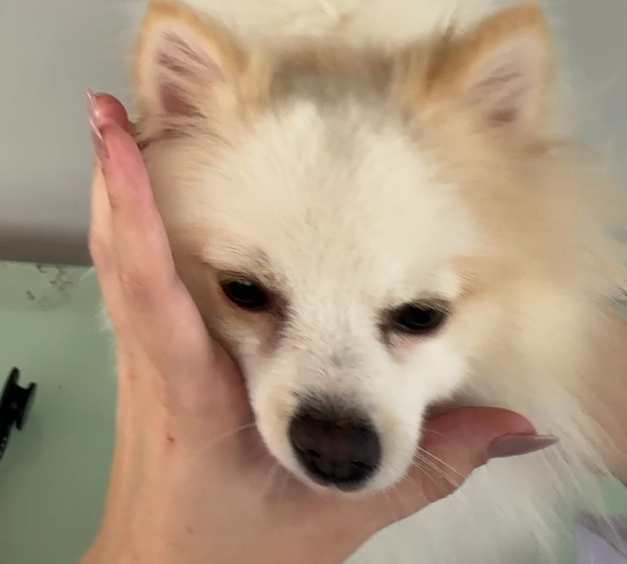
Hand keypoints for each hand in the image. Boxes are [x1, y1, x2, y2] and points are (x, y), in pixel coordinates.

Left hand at [82, 91, 551, 563]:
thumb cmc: (230, 547)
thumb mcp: (330, 517)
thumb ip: (420, 465)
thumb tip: (518, 425)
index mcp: (185, 381)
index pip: (153, 284)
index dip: (137, 208)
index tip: (124, 141)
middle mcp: (151, 349)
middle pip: (118, 249)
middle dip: (113, 173)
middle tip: (109, 106)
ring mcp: (136, 345)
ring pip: (113, 252)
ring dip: (111, 186)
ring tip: (112, 123)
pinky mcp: (140, 346)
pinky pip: (123, 270)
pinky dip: (121, 218)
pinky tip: (127, 189)